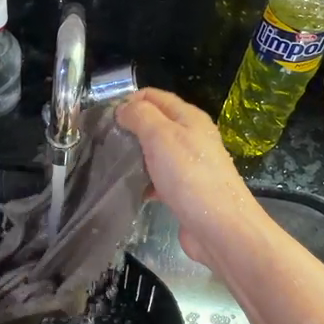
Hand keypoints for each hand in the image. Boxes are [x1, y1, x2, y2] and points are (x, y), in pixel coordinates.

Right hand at [117, 88, 265, 268]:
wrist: (219, 228)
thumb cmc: (190, 177)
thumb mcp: (161, 136)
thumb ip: (140, 116)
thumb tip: (123, 108)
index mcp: (189, 118)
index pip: (154, 96)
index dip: (128, 100)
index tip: (105, 117)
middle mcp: (191, 137)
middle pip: (154, 123)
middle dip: (128, 128)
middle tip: (103, 141)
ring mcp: (189, 165)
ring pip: (154, 152)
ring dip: (134, 156)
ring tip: (110, 164)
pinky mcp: (184, 190)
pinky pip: (158, 178)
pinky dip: (143, 181)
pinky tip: (130, 190)